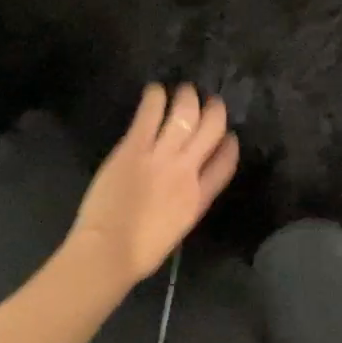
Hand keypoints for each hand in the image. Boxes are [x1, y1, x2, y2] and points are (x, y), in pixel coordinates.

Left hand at [62, 84, 239, 286]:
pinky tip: (154, 90)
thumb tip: (183, 189)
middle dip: (214, 111)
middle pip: (212, 130)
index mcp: (199, 199)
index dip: (230, 145)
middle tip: (209, 102)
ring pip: (185, 114)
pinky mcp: (134, 148)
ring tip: (183, 90)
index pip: (226, 163)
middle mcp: (186, 172)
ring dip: (187, 97)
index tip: (228, 137)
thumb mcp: (177, 229)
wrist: (111, 250)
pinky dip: (154, 97)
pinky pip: (149, 113)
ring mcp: (161, 157)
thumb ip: (186, 204)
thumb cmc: (141, 252)